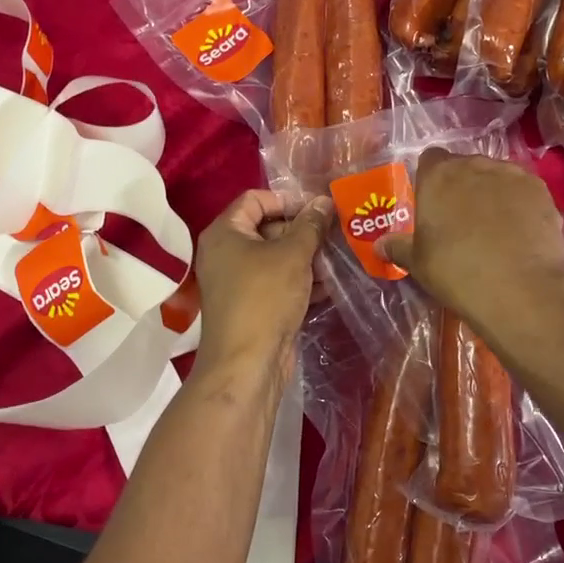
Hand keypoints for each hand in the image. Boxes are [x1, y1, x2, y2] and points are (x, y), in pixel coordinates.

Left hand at [191, 189, 333, 381]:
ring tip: (338, 258)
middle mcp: (226, 253)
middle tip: (334, 235)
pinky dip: (300, 280)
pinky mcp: (252, 306)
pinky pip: (278, 282)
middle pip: (267, 227)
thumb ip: (310, 225)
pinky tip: (330, 284)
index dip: (287, 199)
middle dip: (302, 230)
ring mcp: (238, 281)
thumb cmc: (265, 297)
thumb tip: (323, 201)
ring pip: (276, 258)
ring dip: (306, 257)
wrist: (247, 364)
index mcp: (225, 232)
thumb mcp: (293, 254)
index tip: (318, 209)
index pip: (255, 199)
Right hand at [376, 150, 563, 362]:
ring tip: (495, 227)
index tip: (433, 204)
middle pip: (465, 166)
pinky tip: (520, 232)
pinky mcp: (541, 190)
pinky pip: (524, 191)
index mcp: (438, 175)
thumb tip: (378, 245)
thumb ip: (398, 248)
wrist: (519, 287)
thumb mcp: (418, 263)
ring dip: (492, 192)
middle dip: (462, 186)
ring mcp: (511, 175)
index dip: (430, 179)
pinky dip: (520, 204)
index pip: (430, 159)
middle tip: (462, 220)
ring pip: (496, 176)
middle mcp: (474, 165)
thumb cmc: (456, 271)